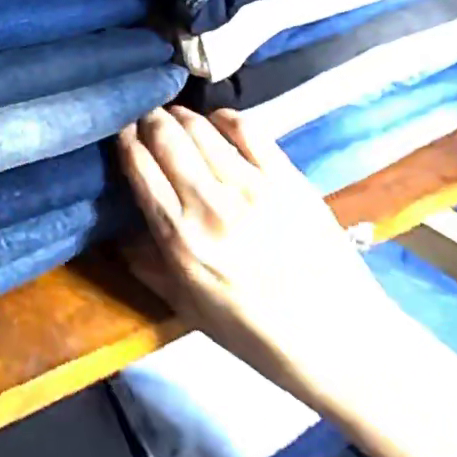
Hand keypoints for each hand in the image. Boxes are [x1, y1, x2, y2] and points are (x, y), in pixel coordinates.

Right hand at [117, 107, 396, 389]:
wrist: (339, 340)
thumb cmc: (255, 331)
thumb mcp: (186, 307)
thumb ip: (147, 264)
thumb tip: (116, 231)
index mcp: (180, 238)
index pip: (138, 164)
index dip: (123, 138)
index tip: (120, 131)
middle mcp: (210, 205)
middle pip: (165, 135)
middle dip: (147, 118)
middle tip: (144, 118)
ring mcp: (251, 187)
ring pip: (200, 127)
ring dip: (180, 115)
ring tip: (175, 117)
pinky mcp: (286, 178)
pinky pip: (246, 129)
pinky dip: (223, 118)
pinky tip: (216, 122)